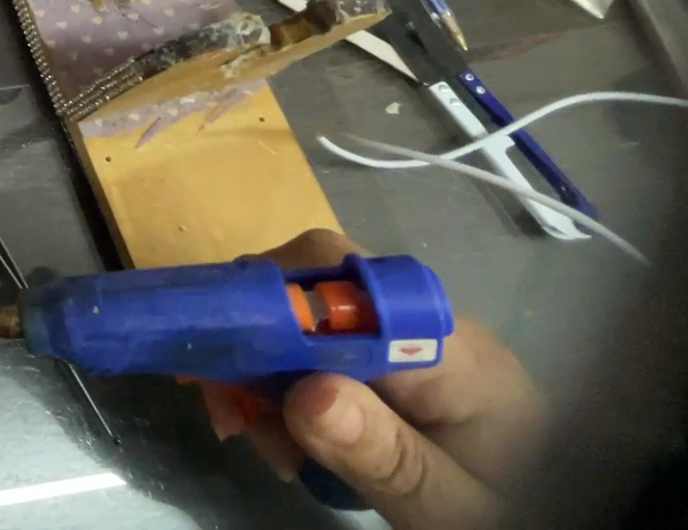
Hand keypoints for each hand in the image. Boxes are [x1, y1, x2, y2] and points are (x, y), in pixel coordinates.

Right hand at [200, 230, 545, 529]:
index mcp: (446, 347)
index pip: (340, 279)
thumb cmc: (512, 514)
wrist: (559, 524)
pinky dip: (272, 383)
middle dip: (249, 345)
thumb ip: (386, 454)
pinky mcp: (379, 362)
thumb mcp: (452, 508)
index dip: (270, 300)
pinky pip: (304, 348)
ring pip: (291, 318)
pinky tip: (276, 431)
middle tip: (228, 413)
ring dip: (253, 372)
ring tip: (254, 437)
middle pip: (301, 291)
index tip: (226, 356)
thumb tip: (307, 394)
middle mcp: (414, 322)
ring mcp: (395, 339)